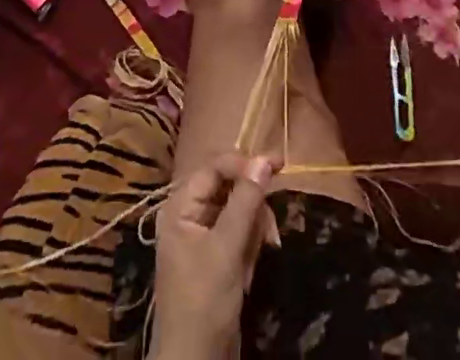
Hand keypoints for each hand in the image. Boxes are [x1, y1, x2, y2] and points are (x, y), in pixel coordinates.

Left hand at [150, 153, 276, 359]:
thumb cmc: (204, 300)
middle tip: (272, 222)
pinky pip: (240, 232)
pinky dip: (252, 241)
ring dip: (256, 225)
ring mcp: (203, 236)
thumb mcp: (227, 247)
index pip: (215, 167)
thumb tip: (265, 158)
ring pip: (239, 208)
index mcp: (180, 207)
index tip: (278, 165)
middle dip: (253, 201)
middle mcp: (189, 215)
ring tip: (267, 247)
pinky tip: (257, 260)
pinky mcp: (217, 256)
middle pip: (229, 186)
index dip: (245, 163)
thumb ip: (246, 200)